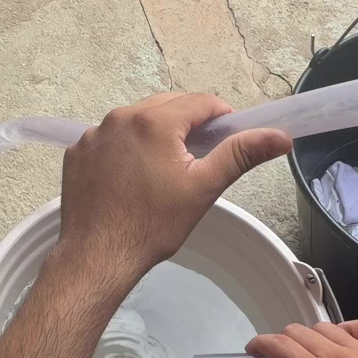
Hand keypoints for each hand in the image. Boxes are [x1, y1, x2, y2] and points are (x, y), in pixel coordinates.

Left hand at [51, 93, 290, 286]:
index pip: (200, 101)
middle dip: (188, 124)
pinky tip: (132, 176)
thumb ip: (240, 154)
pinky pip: (110, 138)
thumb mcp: (203, 188)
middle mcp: (120, 118)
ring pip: (136, 120)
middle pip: (167, 105)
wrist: (97, 256)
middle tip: (199, 156)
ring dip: (156, 133)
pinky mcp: (77, 152)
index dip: (221, 117)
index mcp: (154, 121)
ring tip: (165, 168)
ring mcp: (93, 134)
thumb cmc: (152, 225)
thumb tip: (280, 136)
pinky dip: (126, 148)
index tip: (229, 138)